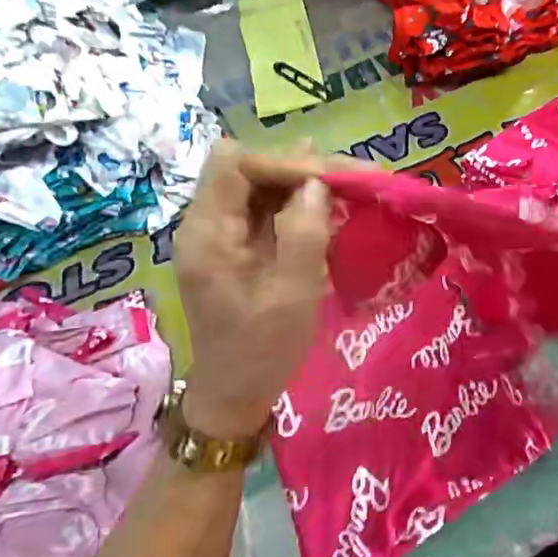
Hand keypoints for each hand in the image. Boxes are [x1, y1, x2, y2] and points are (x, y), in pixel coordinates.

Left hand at [173, 143, 366, 438]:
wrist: (234, 395)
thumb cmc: (261, 352)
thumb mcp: (291, 296)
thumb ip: (304, 235)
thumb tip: (317, 182)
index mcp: (207, 233)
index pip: (235, 164)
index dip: (283, 162)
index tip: (329, 178)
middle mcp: (205, 223)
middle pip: (248, 168)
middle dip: (300, 167)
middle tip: (352, 177)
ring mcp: (219, 233)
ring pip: (259, 184)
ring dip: (302, 181)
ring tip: (350, 183)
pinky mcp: (234, 245)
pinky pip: (264, 207)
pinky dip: (296, 201)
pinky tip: (329, 201)